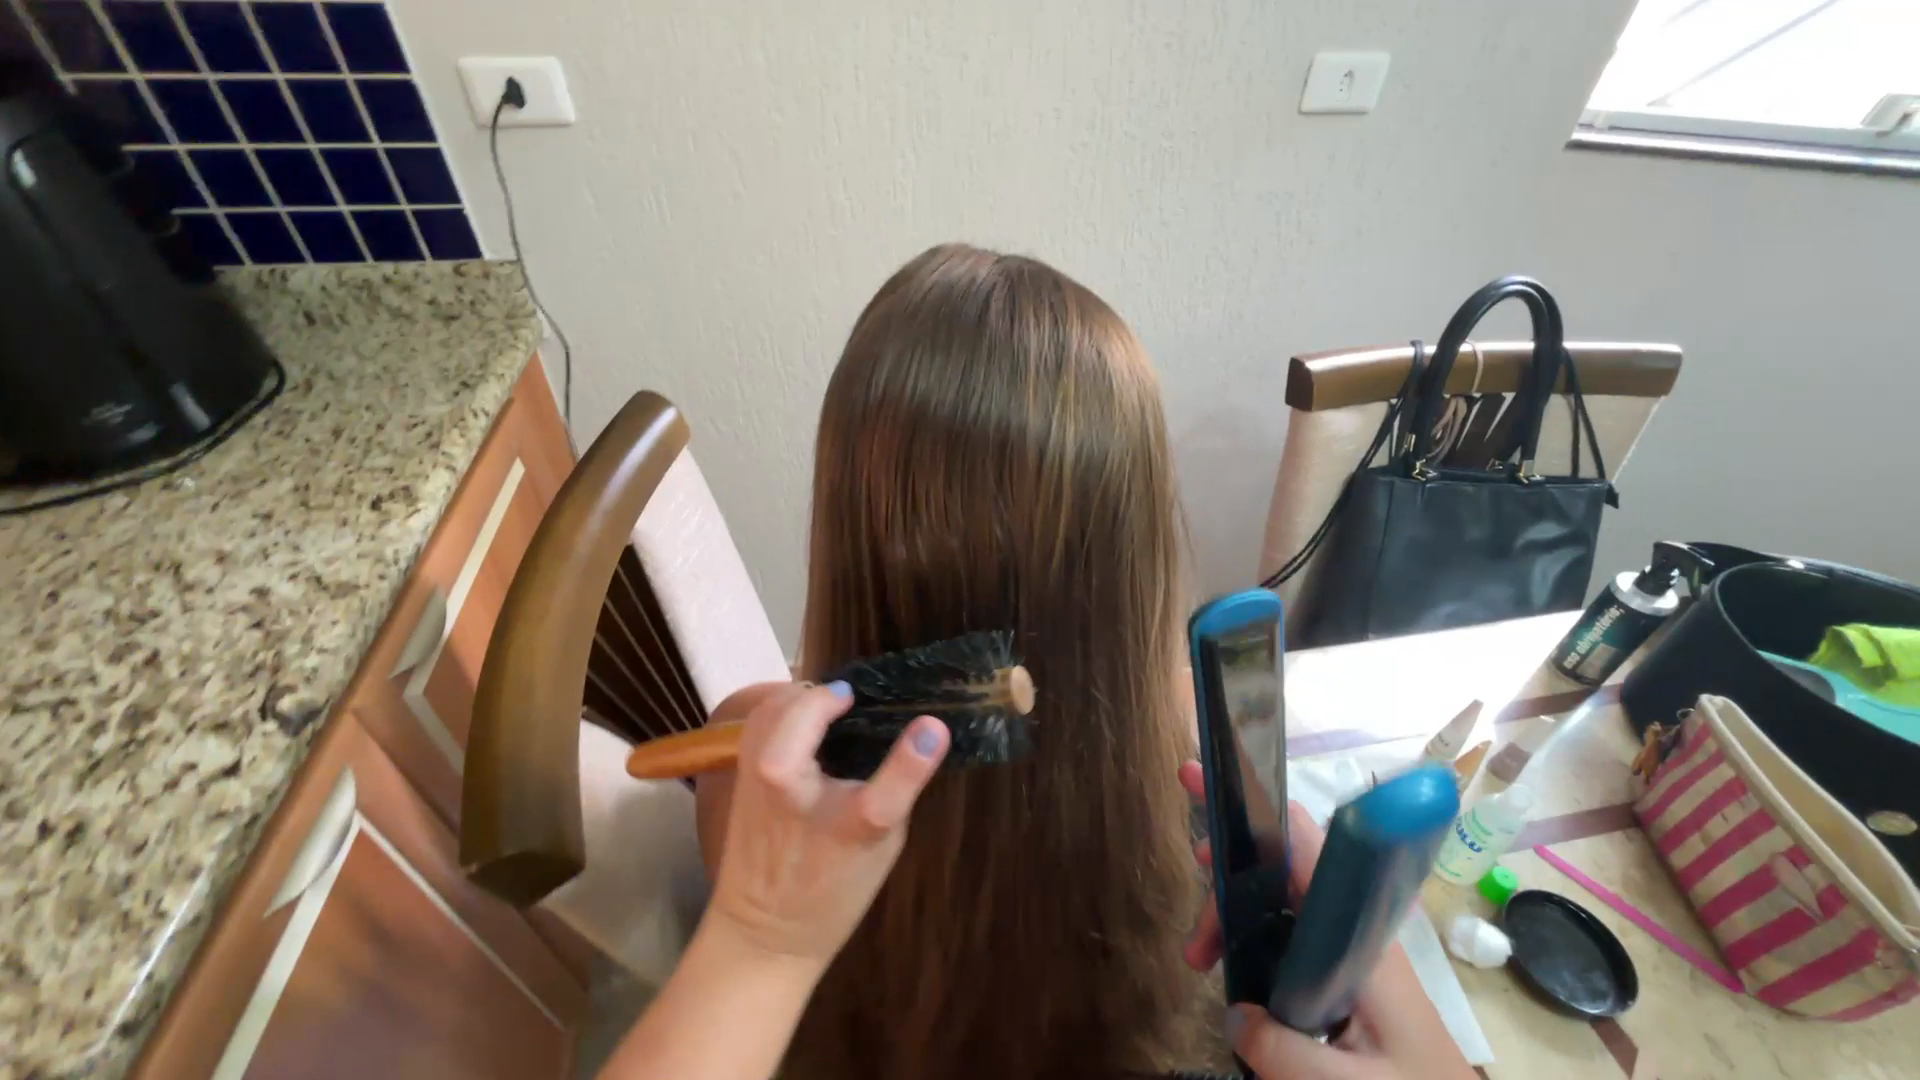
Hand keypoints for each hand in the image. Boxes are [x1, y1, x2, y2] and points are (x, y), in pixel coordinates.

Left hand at [703, 682, 948, 970]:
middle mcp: (793, 790)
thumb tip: (921, 730)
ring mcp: (755, 775)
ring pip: (776, 704)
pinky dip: (783, 706)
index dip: (916, 752)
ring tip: (834, 706)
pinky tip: (802, 717)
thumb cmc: (834, 891)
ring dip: (806, 696)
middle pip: (808, 712)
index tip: (932, 725)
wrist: (765, 931)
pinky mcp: (739, 772)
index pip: (891, 781)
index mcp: (846, 823)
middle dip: (836, 697)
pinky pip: (760, 718)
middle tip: (861, 704)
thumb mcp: (884, 843)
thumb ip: (898, 784)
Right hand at [1176, 762, 1473, 1079]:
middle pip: (1280, 869)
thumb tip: (1231, 1012)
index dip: (1254, 808)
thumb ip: (1280, 1050)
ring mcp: (1348, 952)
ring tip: (1196, 956)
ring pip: (1279, 904)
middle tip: (1191, 887)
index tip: (1204, 782)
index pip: (1306, 845)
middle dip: (1229, 869)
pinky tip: (1226, 967)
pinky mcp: (1345, 979)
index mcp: (1358, 934)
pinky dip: (1249, 941)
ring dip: (1232, 915)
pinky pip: (1287, 938)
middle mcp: (1352, 929)